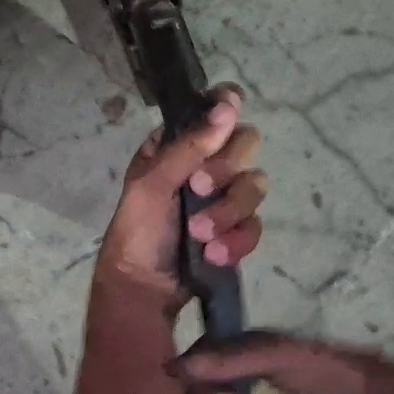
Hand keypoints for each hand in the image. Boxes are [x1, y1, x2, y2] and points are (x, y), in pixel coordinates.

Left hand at [94, 85, 265, 312]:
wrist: (144, 288)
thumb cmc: (138, 230)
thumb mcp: (152, 184)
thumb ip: (189, 146)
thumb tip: (228, 105)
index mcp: (177, 146)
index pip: (214, 112)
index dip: (226, 108)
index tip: (231, 111)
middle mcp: (205, 165)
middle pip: (245, 145)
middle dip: (225, 170)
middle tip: (198, 188)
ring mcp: (223, 198)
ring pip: (254, 186)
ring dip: (228, 212)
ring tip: (200, 234)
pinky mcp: (236, 230)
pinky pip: (255, 225)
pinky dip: (237, 241)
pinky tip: (215, 255)